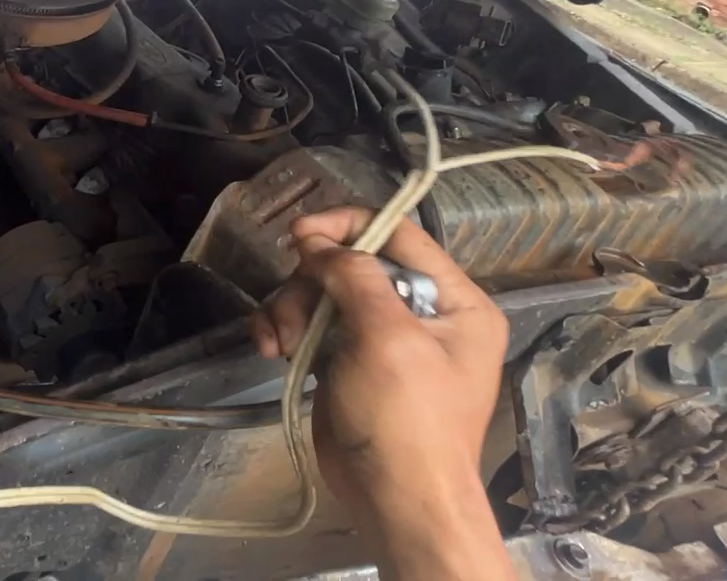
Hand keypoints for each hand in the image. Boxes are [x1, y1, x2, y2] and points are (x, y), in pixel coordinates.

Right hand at [251, 207, 514, 580]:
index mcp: (454, 302)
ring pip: (318, 290)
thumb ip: (354, 277)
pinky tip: (271, 350)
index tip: (300, 235)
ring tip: (279, 343)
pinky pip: (305, 319)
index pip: (398, 234)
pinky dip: (282, 329)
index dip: (346, 226)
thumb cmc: (406, 421)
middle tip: (291, 314)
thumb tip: (314, 237)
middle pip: (347, 263)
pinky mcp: (345, 354)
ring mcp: (379, 334)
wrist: (394, 500)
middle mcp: (419, 311)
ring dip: (288, 311)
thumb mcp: (387, 339)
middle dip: (308, 285)